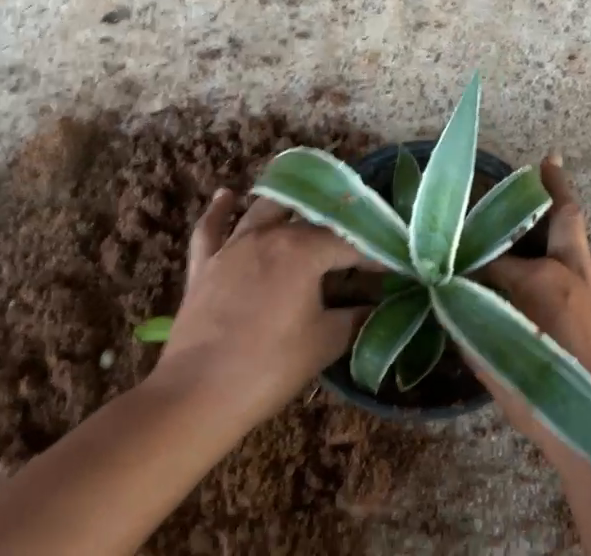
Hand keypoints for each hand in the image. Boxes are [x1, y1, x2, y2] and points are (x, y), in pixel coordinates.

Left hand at [143, 190, 373, 431]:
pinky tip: (229, 195)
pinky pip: (211, 228)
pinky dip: (220, 210)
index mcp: (303, 251)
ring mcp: (232, 247)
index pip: (350, 243)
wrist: (197, 395)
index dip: (375, 255)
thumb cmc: (269, 367)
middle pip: (310, 220)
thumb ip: (356, 317)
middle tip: (358, 241)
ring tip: (307, 206)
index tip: (393, 267)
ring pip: (263, 210)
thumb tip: (376, 305)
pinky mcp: (203, 266)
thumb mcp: (325, 343)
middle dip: (339, 227)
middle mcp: (268, 236)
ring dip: (287, 205)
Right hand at [477, 154, 590, 466]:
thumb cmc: (536, 391)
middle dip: (554, 187)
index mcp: (536, 280)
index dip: (478, 254)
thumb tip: (454, 300)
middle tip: (551, 160)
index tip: (460, 249)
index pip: (499, 258)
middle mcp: (574, 272)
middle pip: (564, 218)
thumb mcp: (489, 355)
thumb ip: (473, 321)